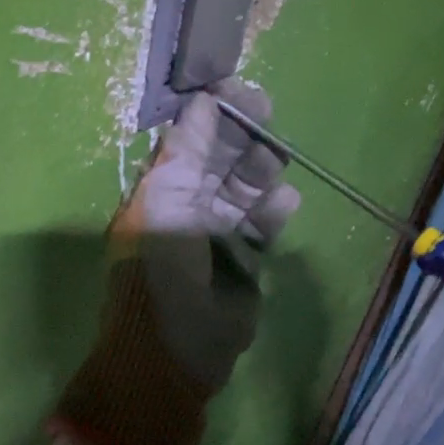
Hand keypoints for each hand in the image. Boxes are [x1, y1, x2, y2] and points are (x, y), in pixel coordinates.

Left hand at [52, 79, 300, 444]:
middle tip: (267, 108)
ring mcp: (216, 236)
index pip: (187, 141)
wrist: (171, 354)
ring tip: (276, 158)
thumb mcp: (162, 205)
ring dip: (260, 169)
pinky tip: (286, 199)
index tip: (237, 90)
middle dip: (241, 134)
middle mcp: (186, 208)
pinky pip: (263, 227)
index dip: (210, 115)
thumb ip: (184, 154)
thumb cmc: (158, 274)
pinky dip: (274, 211)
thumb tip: (202, 103)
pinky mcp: (243, 264)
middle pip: (219, 160)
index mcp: (158, 192)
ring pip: (244, 189)